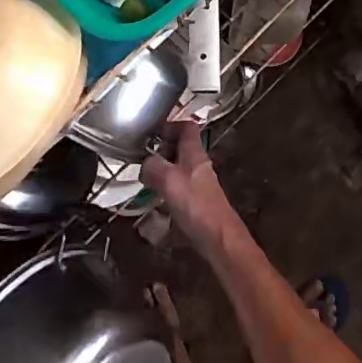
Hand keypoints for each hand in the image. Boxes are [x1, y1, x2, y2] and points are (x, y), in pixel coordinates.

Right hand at [141, 122, 240, 246]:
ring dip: (162, 172)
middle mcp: (198, 165)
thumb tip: (146, 164)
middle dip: (162, 150)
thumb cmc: (195, 204)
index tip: (152, 132)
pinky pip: (178, 190)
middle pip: (181, 149)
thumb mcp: (168, 179)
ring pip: (178, 170)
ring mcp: (199, 184)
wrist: (218, 237)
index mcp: (194, 153)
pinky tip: (154, 204)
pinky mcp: (196, 203)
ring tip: (145, 181)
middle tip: (143, 158)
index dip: (171, 125)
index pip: (187, 127)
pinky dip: (165, 192)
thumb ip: (153, 166)